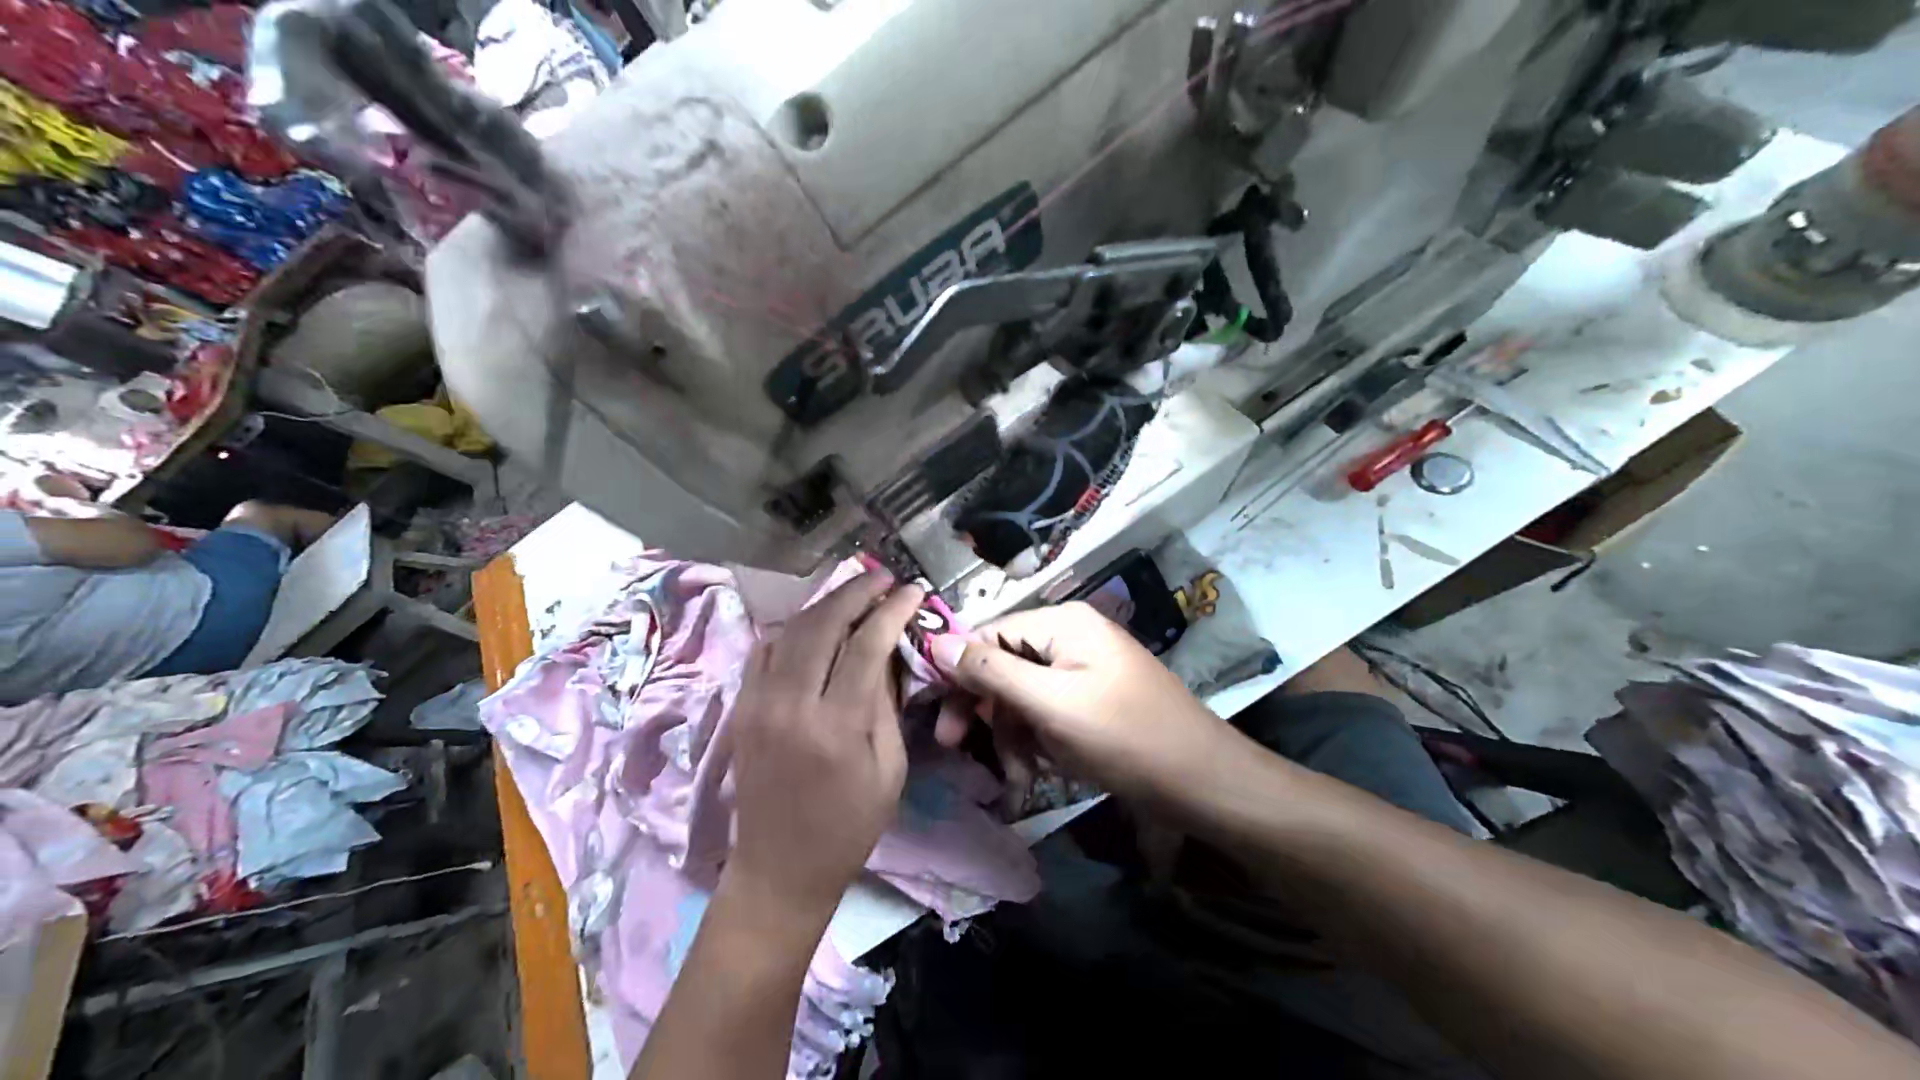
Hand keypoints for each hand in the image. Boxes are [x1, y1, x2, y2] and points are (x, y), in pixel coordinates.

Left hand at [727, 569, 924, 912]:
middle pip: (823, 624)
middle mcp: (791, 704)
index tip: (912, 591)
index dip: (892, 610)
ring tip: (854, 592)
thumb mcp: (889, 769)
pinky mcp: (740, 707)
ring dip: (825, 604)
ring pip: (790, 629)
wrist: (780, 868)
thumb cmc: (849, 825)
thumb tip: (888, 651)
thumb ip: (887, 704)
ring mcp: (757, 702)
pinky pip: (765, 649)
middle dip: (856, 592)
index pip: (867, 645)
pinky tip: (814, 623)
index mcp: (836, 726)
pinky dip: (792, 628)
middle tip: (883, 578)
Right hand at [928, 602, 1239, 808]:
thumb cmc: (1123, 737)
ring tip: (1017, 777)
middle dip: (985, 710)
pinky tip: (1037, 771)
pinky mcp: (1092, 700)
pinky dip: (1036, 740)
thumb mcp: (1050, 704)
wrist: (1203, 782)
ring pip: (1023, 694)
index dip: (958, 672)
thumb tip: (937, 641)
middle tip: (956, 747)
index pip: (988, 633)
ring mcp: (1084, 669)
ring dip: (1011, 734)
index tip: (939, 716)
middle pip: (1004, 664)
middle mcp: (1071, 636)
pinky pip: (1047, 711)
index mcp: (1062, 622)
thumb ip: (991, 671)